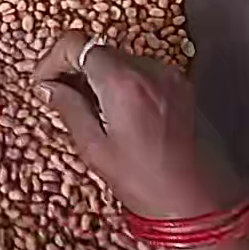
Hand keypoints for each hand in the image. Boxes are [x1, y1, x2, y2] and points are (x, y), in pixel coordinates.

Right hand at [32, 31, 247, 221]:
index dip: (52, 60)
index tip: (44, 81)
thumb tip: (47, 87)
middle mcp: (150, 71)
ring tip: (86, 110)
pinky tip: (113, 113)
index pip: (77, 44)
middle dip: (72, 69)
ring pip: (118, 60)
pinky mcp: (181, 87)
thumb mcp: (95, 148)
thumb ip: (69, 108)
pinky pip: (139, 72)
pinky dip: (119, 83)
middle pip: (97, 50)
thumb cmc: (147, 183)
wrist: (204, 205)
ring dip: (95, 76)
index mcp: (124, 84)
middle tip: (58, 96)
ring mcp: (169, 77)